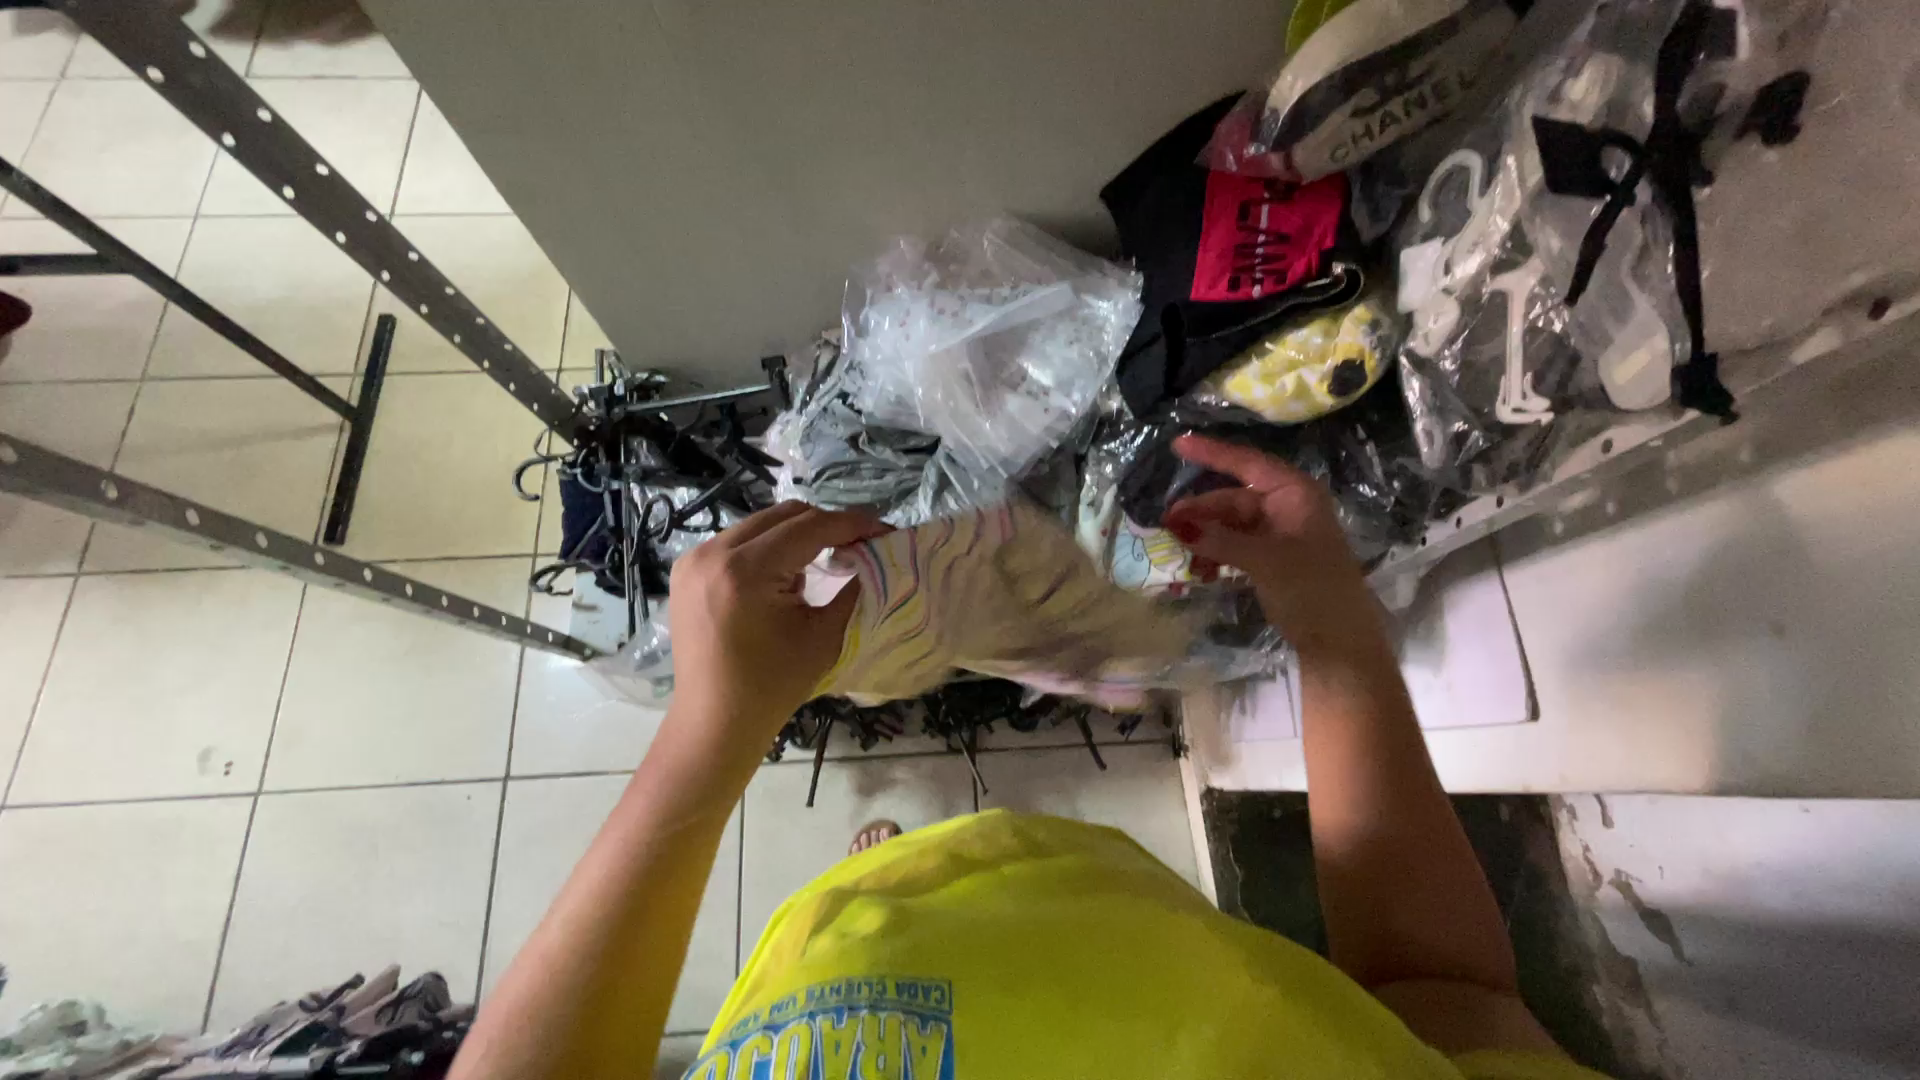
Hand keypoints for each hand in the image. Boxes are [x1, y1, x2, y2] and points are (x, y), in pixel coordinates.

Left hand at [666, 501, 887, 746]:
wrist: (715, 721)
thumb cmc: (773, 685)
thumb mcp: (826, 636)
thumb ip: (855, 589)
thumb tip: (877, 556)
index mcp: (746, 570)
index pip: (810, 526)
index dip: (853, 524)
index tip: (886, 531)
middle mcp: (713, 552)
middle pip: (785, 515)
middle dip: (828, 525)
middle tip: (861, 543)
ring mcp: (694, 559)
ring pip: (762, 524)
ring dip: (799, 534)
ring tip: (828, 558)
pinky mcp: (688, 570)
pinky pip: (740, 540)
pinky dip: (771, 546)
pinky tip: (789, 574)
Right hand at [1162, 435, 1382, 651]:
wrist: (1340, 644)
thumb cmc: (1313, 590)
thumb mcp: (1264, 561)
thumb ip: (1219, 539)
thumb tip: (1176, 525)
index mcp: (1295, 494)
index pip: (1248, 464)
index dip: (1212, 453)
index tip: (1177, 444)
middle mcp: (1286, 508)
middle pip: (1232, 499)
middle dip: (1199, 511)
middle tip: (1165, 524)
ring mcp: (1278, 535)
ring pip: (1229, 525)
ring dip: (1203, 537)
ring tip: (1178, 552)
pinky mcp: (1270, 560)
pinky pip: (1233, 547)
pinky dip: (1214, 555)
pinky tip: (1198, 571)